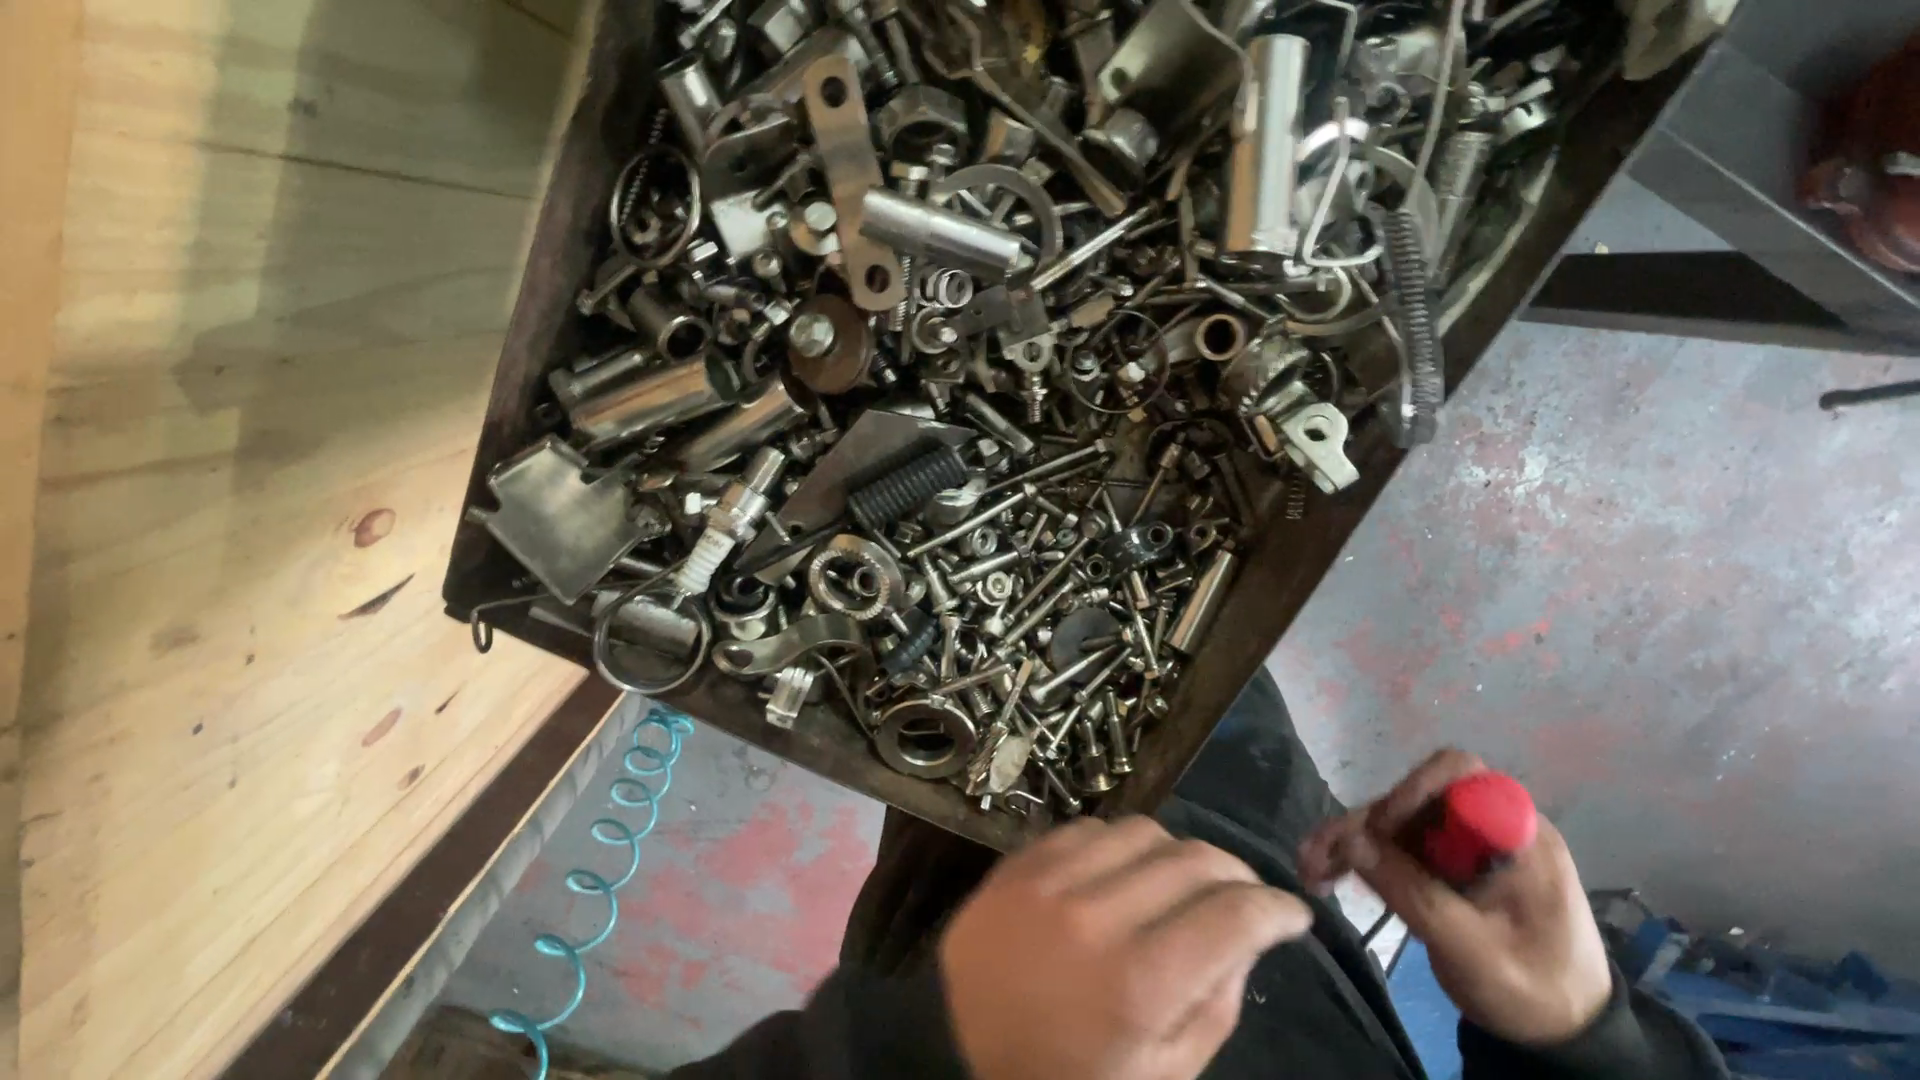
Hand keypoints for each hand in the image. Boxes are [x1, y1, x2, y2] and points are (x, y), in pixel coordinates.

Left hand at [939, 816, 1311, 1079]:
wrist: (952, 1050)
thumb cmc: (1062, 1078)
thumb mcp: (1157, 1077)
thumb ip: (1213, 1007)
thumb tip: (1244, 939)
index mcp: (1137, 983)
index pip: (1233, 915)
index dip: (1277, 909)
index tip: (1292, 914)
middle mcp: (1096, 915)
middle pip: (1194, 860)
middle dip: (1236, 874)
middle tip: (1244, 898)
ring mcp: (1050, 880)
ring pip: (1144, 831)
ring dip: (1179, 853)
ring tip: (1183, 882)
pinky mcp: (1018, 863)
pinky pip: (1089, 828)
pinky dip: (1120, 845)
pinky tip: (1123, 872)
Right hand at [1298, 749, 1611, 1045]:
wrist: (1560, 1034)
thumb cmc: (1532, 992)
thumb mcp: (1475, 952)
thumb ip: (1415, 896)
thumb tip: (1351, 842)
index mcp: (1518, 835)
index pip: (1460, 775)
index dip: (1413, 789)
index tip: (1377, 830)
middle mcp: (1486, 826)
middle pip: (1412, 798)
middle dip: (1363, 823)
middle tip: (1318, 854)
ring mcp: (1461, 844)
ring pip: (1394, 822)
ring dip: (1349, 840)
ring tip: (1310, 869)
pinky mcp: (1441, 864)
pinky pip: (1393, 846)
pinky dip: (1358, 857)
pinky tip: (1326, 875)